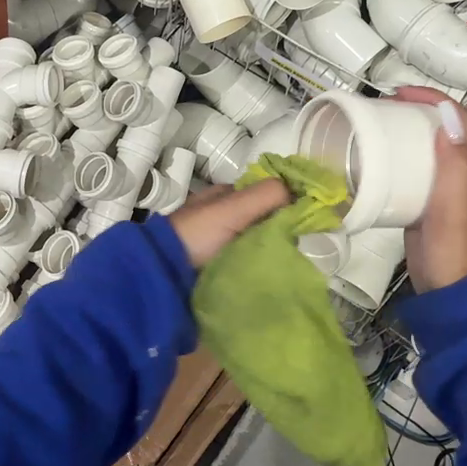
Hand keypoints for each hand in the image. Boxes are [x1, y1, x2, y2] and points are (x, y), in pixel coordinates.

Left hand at [168, 178, 289, 267]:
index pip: (266, 194)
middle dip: (279, 230)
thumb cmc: (198, 233)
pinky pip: (248, 260)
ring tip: (282, 262)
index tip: (304, 221)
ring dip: (269, 249)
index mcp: (225, 196)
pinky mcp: (219, 264)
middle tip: (290, 247)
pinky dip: (258, 264)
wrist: (163, 270)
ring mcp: (220, 240)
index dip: (286, 203)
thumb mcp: (231, 208)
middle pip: (264, 219)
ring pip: (257, 241)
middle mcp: (223, 214)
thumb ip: (264, 196)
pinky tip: (268, 272)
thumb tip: (300, 193)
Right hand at [391, 87, 466, 290]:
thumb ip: (454, 166)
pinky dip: (396, 155)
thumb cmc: (451, 250)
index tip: (397, 94)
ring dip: (404, 130)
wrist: (448, 294)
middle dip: (414, 109)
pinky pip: (412, 168)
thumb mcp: (454, 207)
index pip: (457, 118)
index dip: (432, 98)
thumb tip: (446, 118)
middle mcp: (460, 173)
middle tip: (379, 107)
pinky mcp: (424, 203)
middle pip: (440, 127)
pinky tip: (375, 161)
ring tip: (373, 126)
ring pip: (426, 146)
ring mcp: (442, 189)